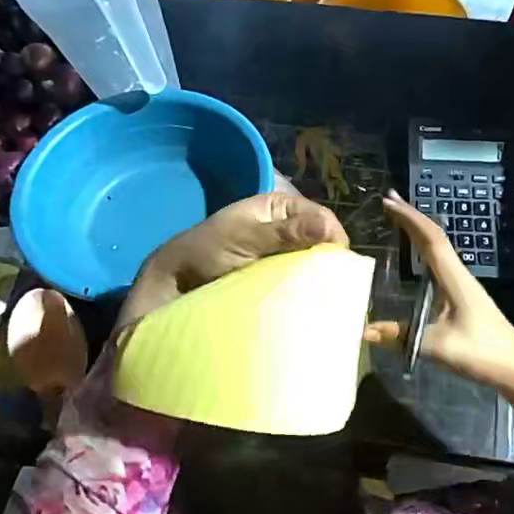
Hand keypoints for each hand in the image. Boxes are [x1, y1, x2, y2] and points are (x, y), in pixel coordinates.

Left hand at [118, 193, 348, 326]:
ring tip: (331, 298)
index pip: (320, 217)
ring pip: (314, 265)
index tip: (340, 262)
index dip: (333, 237)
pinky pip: (301, 284)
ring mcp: (282, 257)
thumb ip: (284, 234)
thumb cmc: (205, 251)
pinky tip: (315, 305)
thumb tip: (327, 228)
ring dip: (321, 279)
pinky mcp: (276, 281)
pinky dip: (308, 292)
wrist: (173, 286)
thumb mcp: (244, 238)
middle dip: (331, 260)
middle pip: (321, 242)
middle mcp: (285, 230)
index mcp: (279, 208)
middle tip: (339, 285)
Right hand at [365, 192, 513, 399]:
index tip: (388, 201)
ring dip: (418, 232)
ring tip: (398, 221)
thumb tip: (364, 331)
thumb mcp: (436, 345)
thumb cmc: (481, 352)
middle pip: (434, 238)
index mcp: (454, 278)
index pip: (431, 239)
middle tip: (388, 201)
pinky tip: (416, 258)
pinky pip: (440, 264)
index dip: (409, 219)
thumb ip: (399, 336)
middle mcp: (459, 275)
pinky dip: (424, 251)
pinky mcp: (463, 298)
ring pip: (439, 249)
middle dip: (411, 218)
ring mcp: (463, 286)